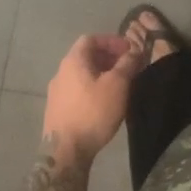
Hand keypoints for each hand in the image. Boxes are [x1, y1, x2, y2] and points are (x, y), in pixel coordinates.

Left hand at [43, 35, 145, 163]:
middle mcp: (61, 73)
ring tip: (120, 85)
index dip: (111, 40)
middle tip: (129, 67)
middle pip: (86, 56)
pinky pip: (78, 90)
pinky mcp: (58, 110)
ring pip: (82, 74)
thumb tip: (134, 51)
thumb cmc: (93, 111)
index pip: (91, 39)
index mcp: (73, 61)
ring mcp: (57, 93)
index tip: (129, 50)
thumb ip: (127, 63)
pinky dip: (93, 88)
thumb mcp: (117, 84)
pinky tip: (105, 102)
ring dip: (102, 74)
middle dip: (109, 58)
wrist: (66, 151)